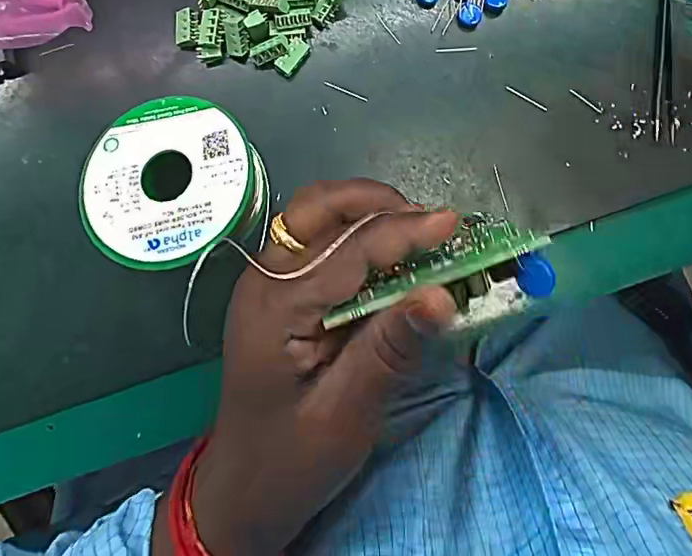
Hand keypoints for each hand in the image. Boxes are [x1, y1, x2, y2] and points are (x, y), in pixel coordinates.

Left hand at [154, 181, 458, 554]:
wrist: (240, 489)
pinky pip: (319, 239)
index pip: (347, 249)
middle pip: (318, 206)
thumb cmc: (289, 460)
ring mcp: (268, 278)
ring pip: (316, 214)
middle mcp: (266, 277)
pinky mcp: (280, 286)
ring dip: (368, 211)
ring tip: (417, 231)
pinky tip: (390, 254)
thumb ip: (389, 350)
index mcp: (275, 305)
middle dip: (377, 202)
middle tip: (430, 222)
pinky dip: (358, 234)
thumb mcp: (344, 415)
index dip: (403, 232)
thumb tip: (442, 297)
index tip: (451, 223)